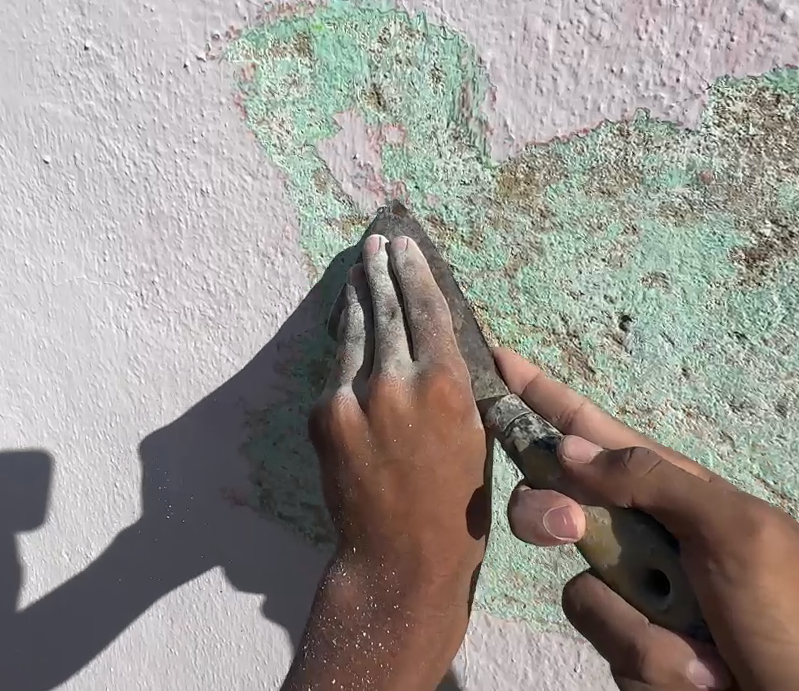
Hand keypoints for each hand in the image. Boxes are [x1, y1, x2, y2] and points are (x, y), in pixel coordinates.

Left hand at [283, 234, 488, 690]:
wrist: (397, 558)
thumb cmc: (456, 503)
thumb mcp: (474, 434)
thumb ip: (452, 381)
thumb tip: (432, 333)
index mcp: (443, 385)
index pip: (427, 309)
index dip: (415, 272)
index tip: (407, 246)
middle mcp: (395, 382)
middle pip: (386, 308)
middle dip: (381, 269)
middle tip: (377, 242)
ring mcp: (352, 397)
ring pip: (354, 329)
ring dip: (357, 294)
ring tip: (359, 267)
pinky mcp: (324, 414)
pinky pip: (337, 364)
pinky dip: (343, 338)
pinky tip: (345, 318)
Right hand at [495, 349, 798, 690]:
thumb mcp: (739, 537)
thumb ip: (651, 481)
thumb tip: (568, 447)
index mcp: (676, 493)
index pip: (595, 431)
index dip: (544, 395)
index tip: (498, 357)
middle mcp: (647, 537)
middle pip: (559, 503)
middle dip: (549, 516)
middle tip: (567, 534)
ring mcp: (641, 597)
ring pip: (582, 589)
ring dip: (642, 627)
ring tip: (704, 659)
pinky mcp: (637, 650)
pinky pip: (610, 644)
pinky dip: (656, 665)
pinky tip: (703, 680)